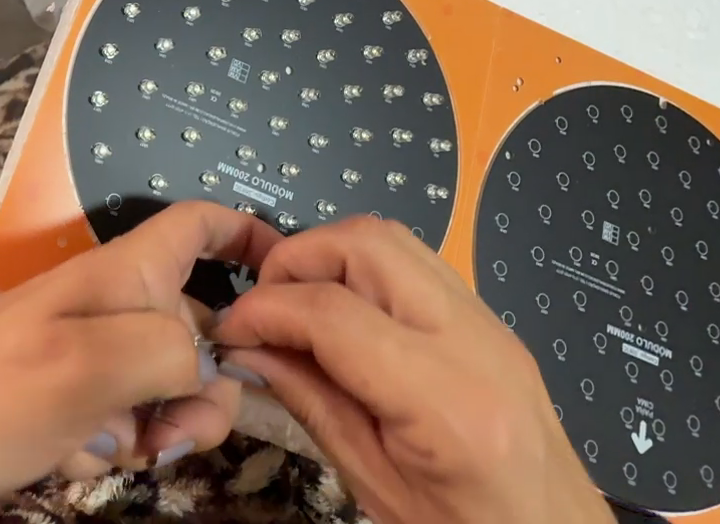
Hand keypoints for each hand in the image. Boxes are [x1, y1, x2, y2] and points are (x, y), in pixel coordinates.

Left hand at [0, 201, 280, 507]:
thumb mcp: (85, 365)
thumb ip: (166, 348)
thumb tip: (210, 357)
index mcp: (125, 272)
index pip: (199, 223)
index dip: (248, 233)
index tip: (288, 281)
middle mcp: (118, 302)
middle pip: (202, 324)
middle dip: (205, 384)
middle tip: (168, 434)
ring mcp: (95, 350)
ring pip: (170, 381)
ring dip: (160, 424)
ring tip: (109, 449)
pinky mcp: (75, 394)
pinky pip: (128, 416)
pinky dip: (115, 443)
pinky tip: (71, 456)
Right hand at [211, 217, 612, 523]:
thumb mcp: (374, 485)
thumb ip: (310, 402)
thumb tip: (248, 347)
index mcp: (446, 402)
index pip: (332, 314)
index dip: (265, 310)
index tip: (231, 328)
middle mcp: (473, 339)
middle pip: (365, 244)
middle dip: (296, 257)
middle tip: (264, 303)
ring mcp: (487, 318)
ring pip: (389, 235)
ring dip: (328, 251)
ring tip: (298, 300)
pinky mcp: (487, 314)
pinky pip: (412, 256)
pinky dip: (360, 263)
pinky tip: (341, 305)